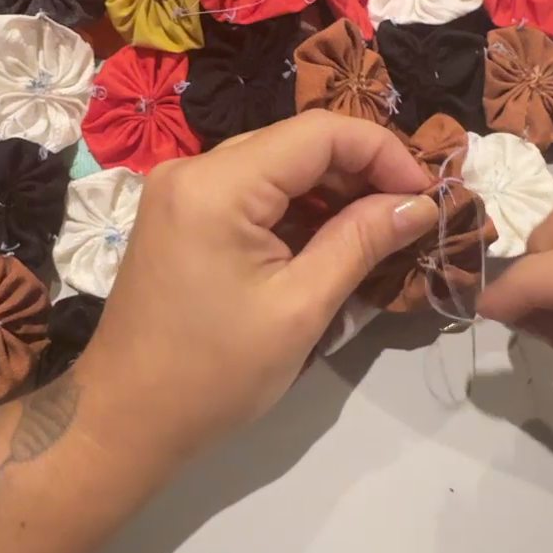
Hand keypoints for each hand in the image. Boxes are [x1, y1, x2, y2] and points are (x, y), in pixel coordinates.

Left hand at [73, 111, 439, 466]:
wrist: (127, 419)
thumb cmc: (213, 375)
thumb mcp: (301, 308)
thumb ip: (361, 242)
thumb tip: (420, 204)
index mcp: (217, 185)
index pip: (319, 133)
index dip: (383, 152)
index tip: (426, 193)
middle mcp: (192, 169)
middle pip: (296, 143)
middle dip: (360, 171)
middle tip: (409, 213)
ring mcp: (181, 190)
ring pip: (276, 165)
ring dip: (331, 190)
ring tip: (378, 229)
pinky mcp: (181, 213)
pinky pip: (251, 190)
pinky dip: (296, 208)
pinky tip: (329, 237)